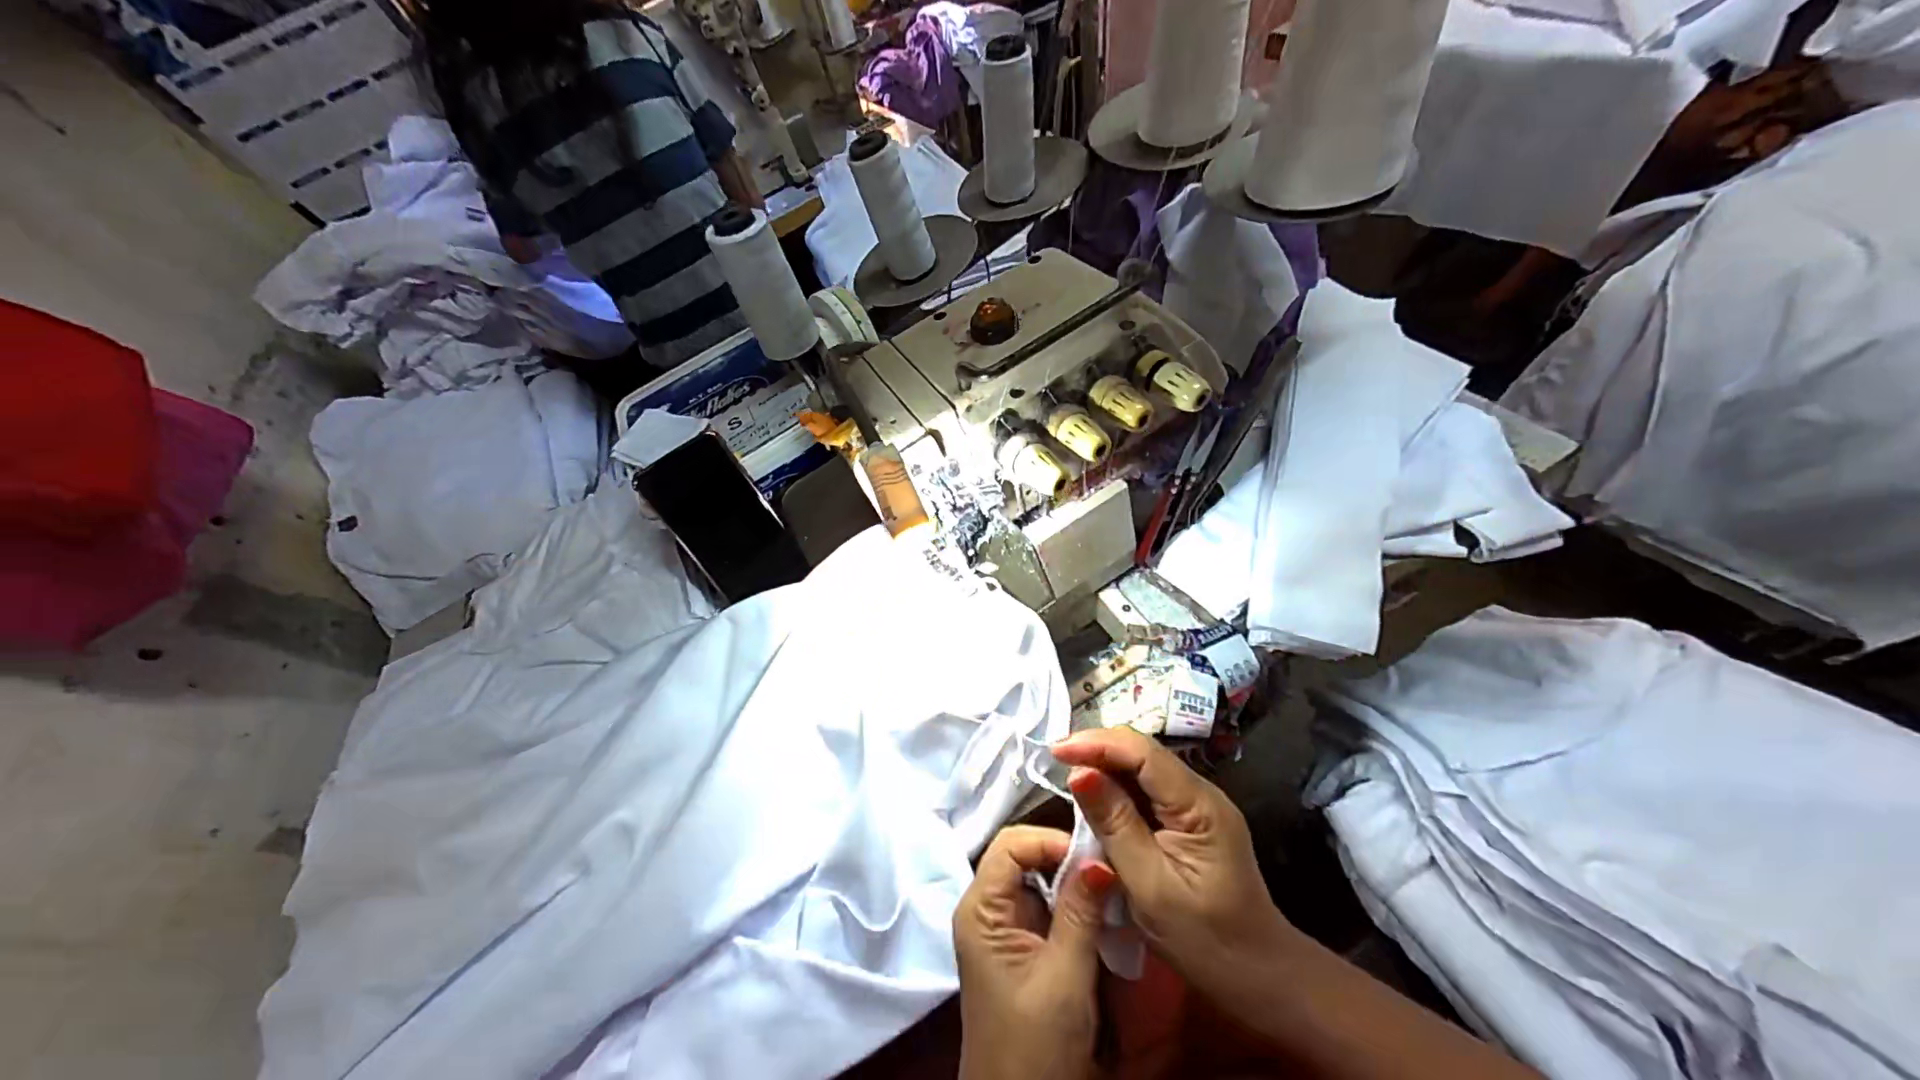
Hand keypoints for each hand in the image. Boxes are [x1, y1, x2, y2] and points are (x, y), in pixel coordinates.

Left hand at [953, 825, 1117, 1079]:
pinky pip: (1051, 908)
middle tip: (1110, 868)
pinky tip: (1104, 912)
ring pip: (1042, 882)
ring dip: (1076, 884)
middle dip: (1067, 859)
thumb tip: (1100, 858)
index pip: (1010, 845)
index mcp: (981, 909)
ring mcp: (1007, 928)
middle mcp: (989, 910)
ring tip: (1113, 886)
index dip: (1049, 841)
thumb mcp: (1064, 976)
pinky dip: (1076, 907)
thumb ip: (1081, 913)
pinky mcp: (1026, 947)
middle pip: (1025, 858)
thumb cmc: (1034, 1046)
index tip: (1093, 854)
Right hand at [1051, 728, 1292, 1005]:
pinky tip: (1094, 796)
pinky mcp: (1189, 819)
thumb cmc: (1203, 939)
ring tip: (1066, 773)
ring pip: (1143, 767)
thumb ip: (1114, 824)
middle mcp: (1201, 793)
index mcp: (1199, 805)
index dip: (1097, 744)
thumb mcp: (1148, 885)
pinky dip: (1117, 787)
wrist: (1256, 975)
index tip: (1055, 751)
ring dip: (1104, 766)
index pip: (1143, 753)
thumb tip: (1079, 772)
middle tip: (1055, 762)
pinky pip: (1147, 789)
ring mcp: (1197, 805)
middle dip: (1097, 749)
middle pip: (1143, 752)